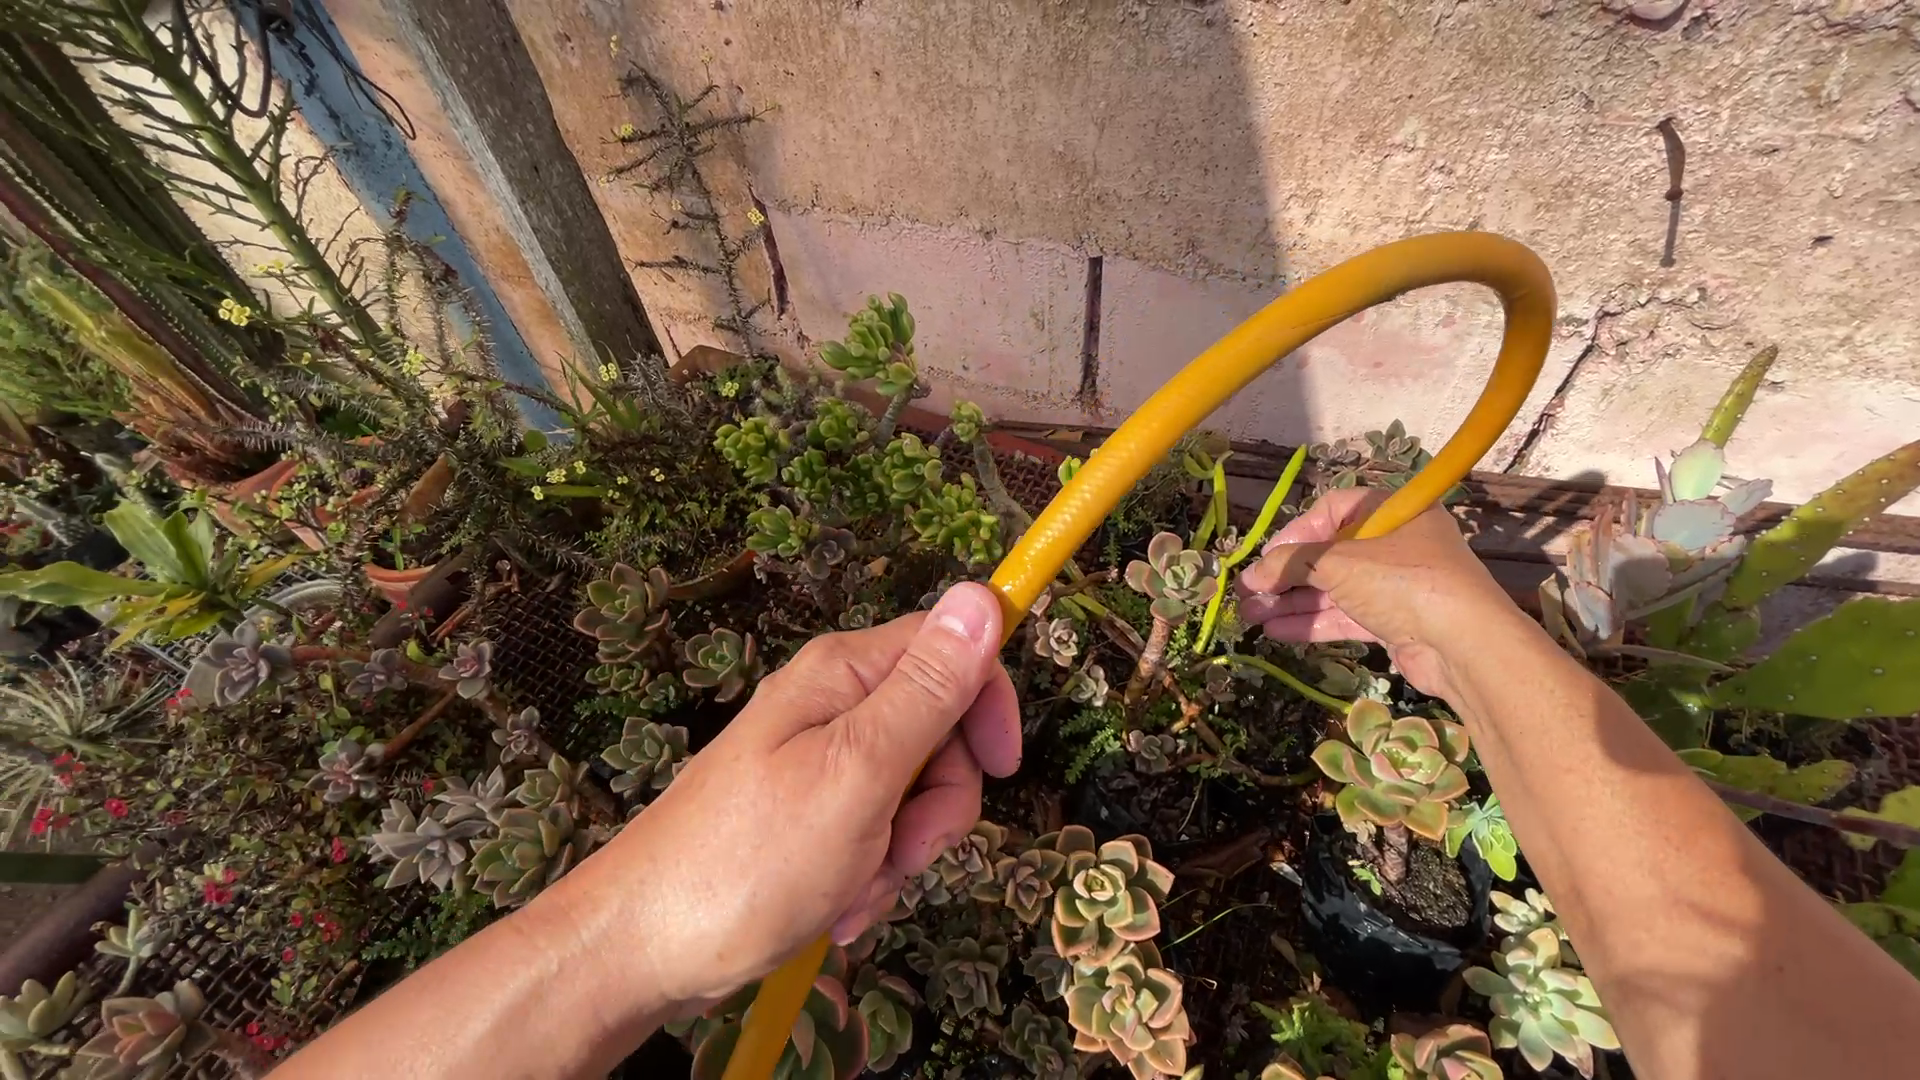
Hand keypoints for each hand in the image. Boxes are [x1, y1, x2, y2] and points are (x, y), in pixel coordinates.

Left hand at [547, 583, 1019, 1009]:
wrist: (641, 950)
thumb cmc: (753, 858)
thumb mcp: (858, 771)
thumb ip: (926, 690)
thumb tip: (981, 596)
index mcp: (845, 673)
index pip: (949, 647)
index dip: (986, 699)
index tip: (1003, 765)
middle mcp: (835, 702)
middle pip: (939, 727)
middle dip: (939, 799)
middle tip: (907, 848)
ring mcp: (822, 758)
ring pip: (915, 786)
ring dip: (905, 847)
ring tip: (859, 887)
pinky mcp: (813, 809)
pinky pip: (879, 826)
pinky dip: (874, 869)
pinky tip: (842, 903)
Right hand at [1234, 488, 1516, 698]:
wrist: (1464, 644)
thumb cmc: (1401, 582)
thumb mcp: (1337, 563)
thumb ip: (1289, 563)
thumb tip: (1250, 576)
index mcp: (1393, 512)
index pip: (1332, 511)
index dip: (1295, 531)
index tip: (1268, 556)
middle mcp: (1397, 544)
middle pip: (1328, 554)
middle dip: (1285, 575)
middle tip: (1249, 591)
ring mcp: (1396, 585)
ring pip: (1333, 589)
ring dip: (1292, 601)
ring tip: (1252, 615)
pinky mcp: (1395, 621)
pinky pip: (1345, 615)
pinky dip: (1311, 621)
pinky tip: (1276, 631)